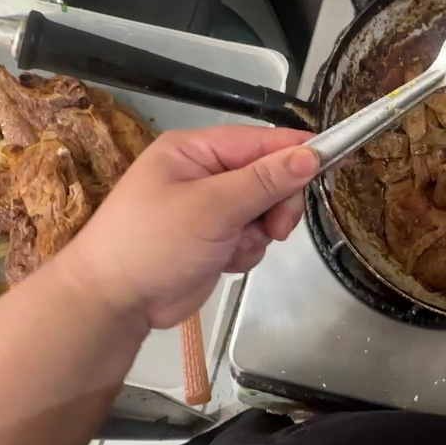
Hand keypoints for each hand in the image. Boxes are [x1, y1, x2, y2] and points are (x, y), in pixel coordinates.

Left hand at [55, 126, 318, 329]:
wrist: (113, 303)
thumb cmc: (153, 243)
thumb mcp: (213, 207)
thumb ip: (265, 181)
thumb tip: (311, 154)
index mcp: (196, 150)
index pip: (260, 142)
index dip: (295, 152)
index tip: (332, 162)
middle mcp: (205, 174)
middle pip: (268, 176)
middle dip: (276, 203)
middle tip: (276, 227)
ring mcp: (210, 208)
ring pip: (265, 210)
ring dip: (261, 232)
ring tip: (238, 248)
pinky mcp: (215, 239)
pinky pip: (253, 236)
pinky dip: (247, 250)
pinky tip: (226, 261)